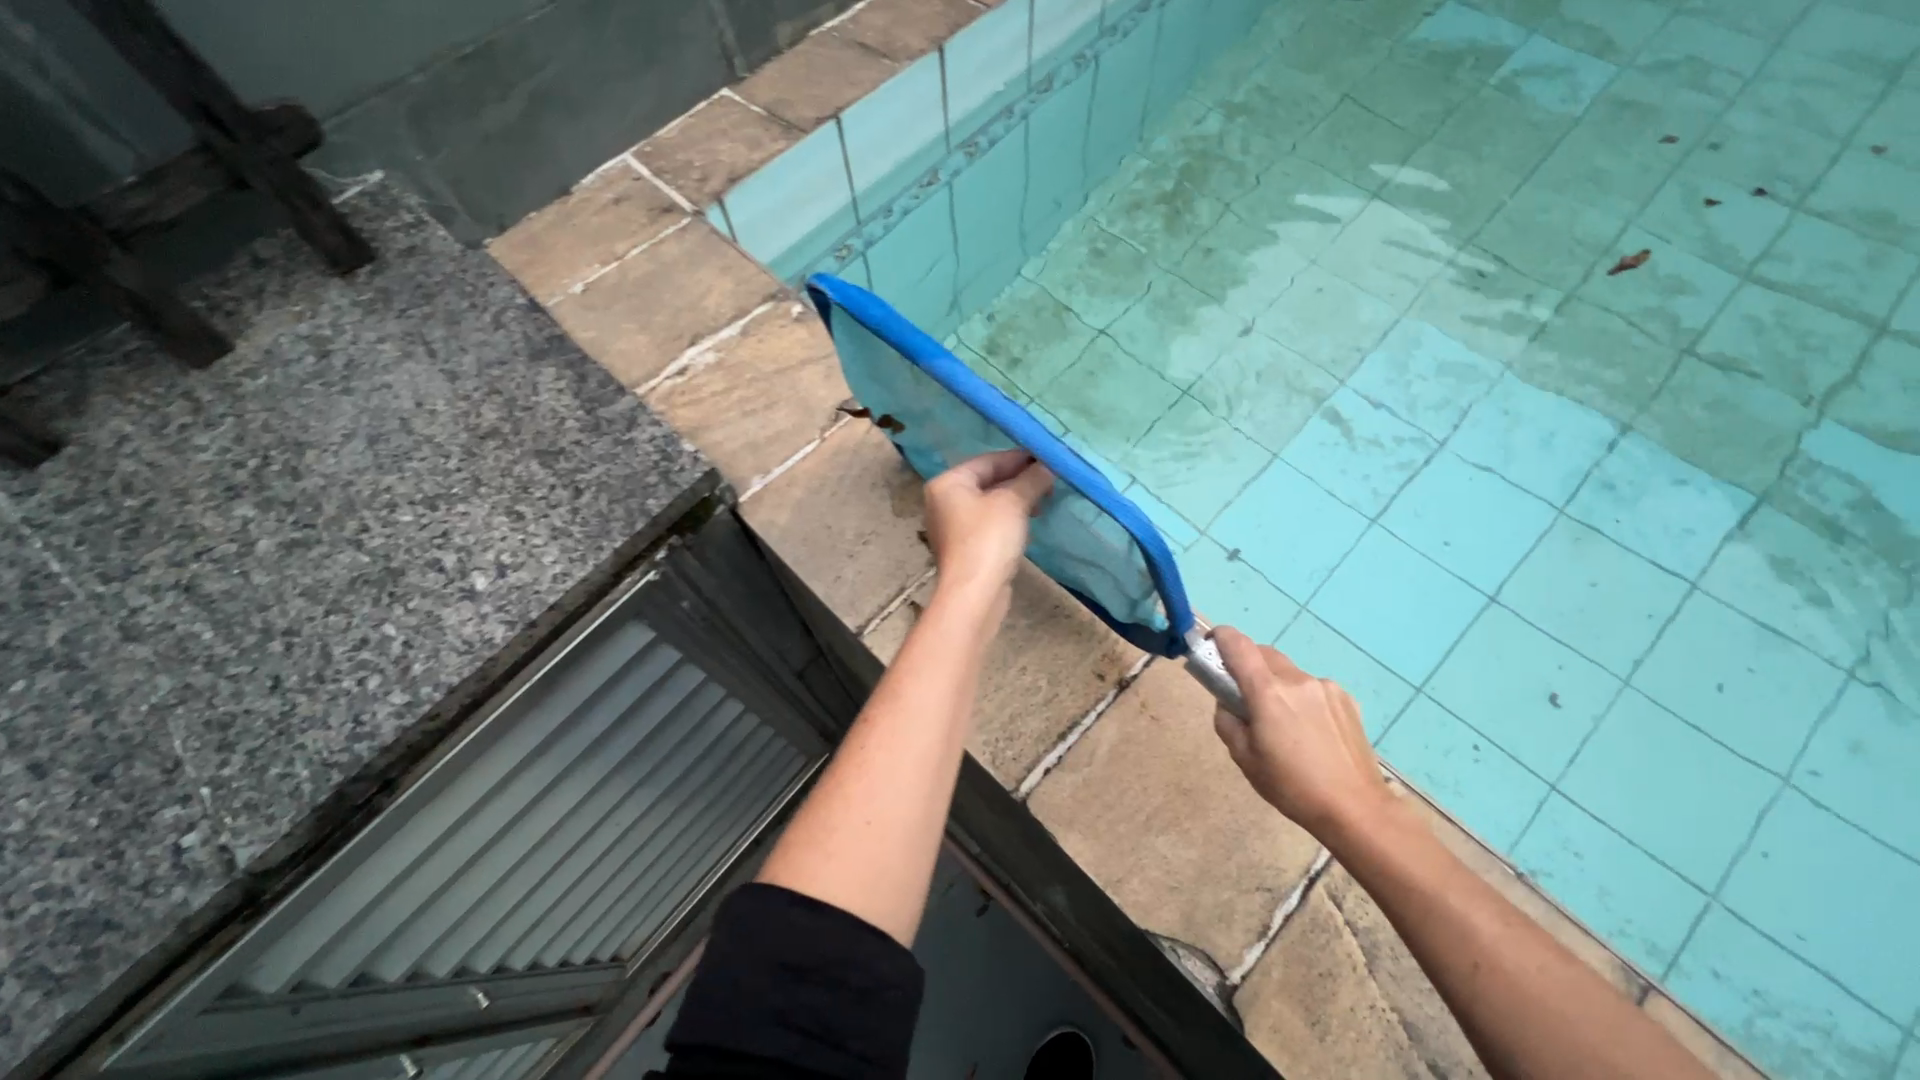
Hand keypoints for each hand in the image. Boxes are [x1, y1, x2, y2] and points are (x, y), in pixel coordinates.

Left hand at [923, 450, 1053, 607]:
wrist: (974, 593)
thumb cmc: (989, 539)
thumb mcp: (1014, 502)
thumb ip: (1031, 479)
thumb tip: (1048, 466)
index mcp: (948, 483)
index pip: (988, 460)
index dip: (1020, 458)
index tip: (1048, 458)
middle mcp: (944, 500)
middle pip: (988, 480)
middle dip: (1020, 479)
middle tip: (1051, 479)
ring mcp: (953, 526)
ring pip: (991, 502)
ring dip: (1018, 499)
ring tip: (1046, 500)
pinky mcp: (965, 547)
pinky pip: (990, 522)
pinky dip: (1010, 518)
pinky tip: (1031, 521)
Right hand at [1211, 627, 1393, 838]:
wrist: (1355, 807)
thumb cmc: (1291, 786)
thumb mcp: (1244, 758)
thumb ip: (1227, 721)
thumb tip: (1227, 702)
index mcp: (1268, 692)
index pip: (1238, 645)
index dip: (1221, 637)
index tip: (1212, 646)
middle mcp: (1298, 680)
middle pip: (1264, 654)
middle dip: (1247, 664)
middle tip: (1241, 694)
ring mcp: (1326, 687)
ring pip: (1289, 673)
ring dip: (1275, 684)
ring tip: (1281, 723)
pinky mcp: (1347, 699)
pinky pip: (1312, 688)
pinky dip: (1300, 698)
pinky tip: (1309, 731)